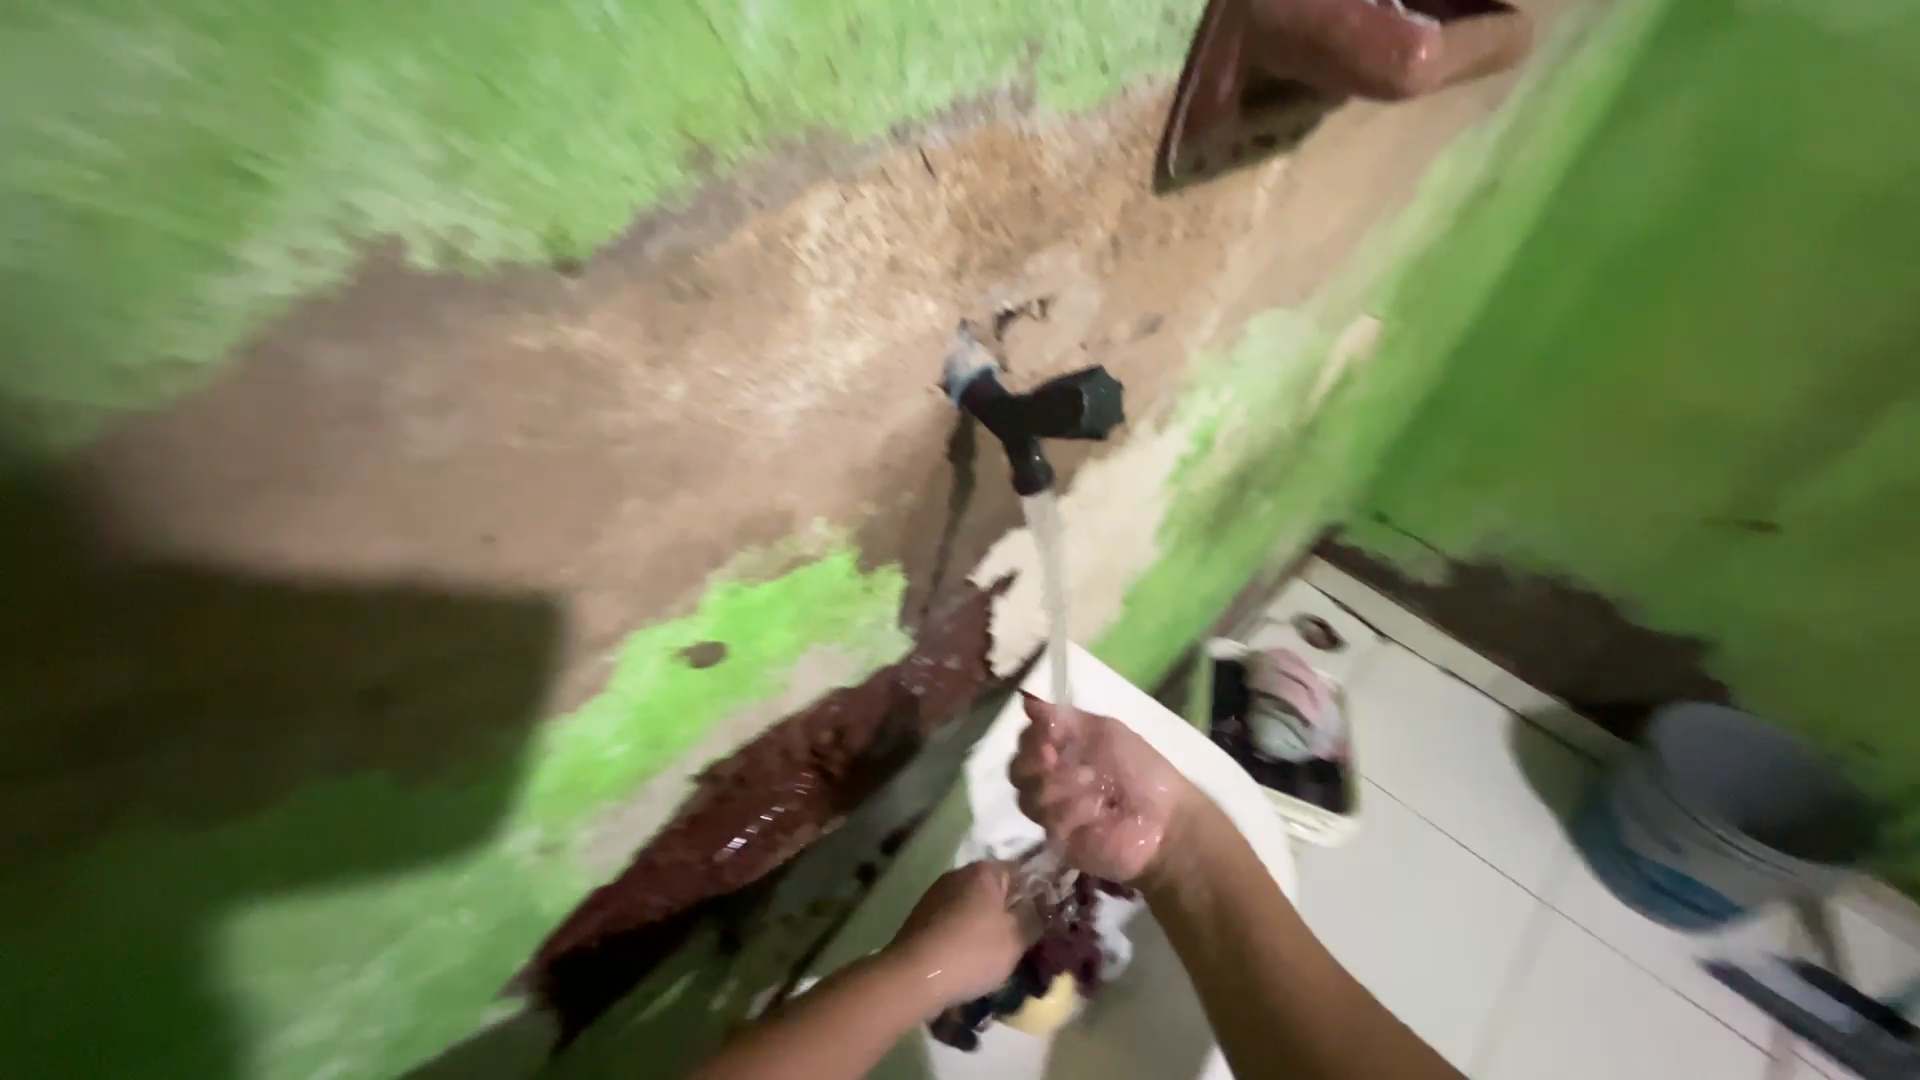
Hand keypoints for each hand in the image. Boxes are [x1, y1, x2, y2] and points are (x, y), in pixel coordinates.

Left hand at [887, 861, 1030, 1011]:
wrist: (914, 976)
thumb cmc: (972, 952)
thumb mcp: (1016, 938)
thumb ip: (1035, 917)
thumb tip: (1045, 904)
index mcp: (984, 871)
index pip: (1021, 872)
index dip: (1037, 894)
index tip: (1045, 919)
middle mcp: (959, 873)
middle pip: (996, 889)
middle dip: (1010, 911)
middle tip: (1023, 941)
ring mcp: (937, 892)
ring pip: (974, 906)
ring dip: (986, 924)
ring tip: (996, 955)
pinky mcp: (922, 915)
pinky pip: (954, 920)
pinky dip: (965, 934)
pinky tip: (968, 958)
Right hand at [1009, 692, 1202, 884]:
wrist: (1164, 818)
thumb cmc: (1140, 769)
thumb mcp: (1106, 732)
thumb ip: (1065, 718)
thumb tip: (1026, 701)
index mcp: (1061, 752)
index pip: (1025, 741)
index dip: (1031, 738)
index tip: (1049, 737)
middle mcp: (1050, 780)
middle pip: (1017, 770)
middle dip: (1036, 762)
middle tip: (1056, 759)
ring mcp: (1052, 812)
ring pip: (1028, 796)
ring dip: (1061, 785)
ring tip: (1093, 785)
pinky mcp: (1058, 841)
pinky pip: (1048, 821)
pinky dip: (1072, 811)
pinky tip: (1096, 811)